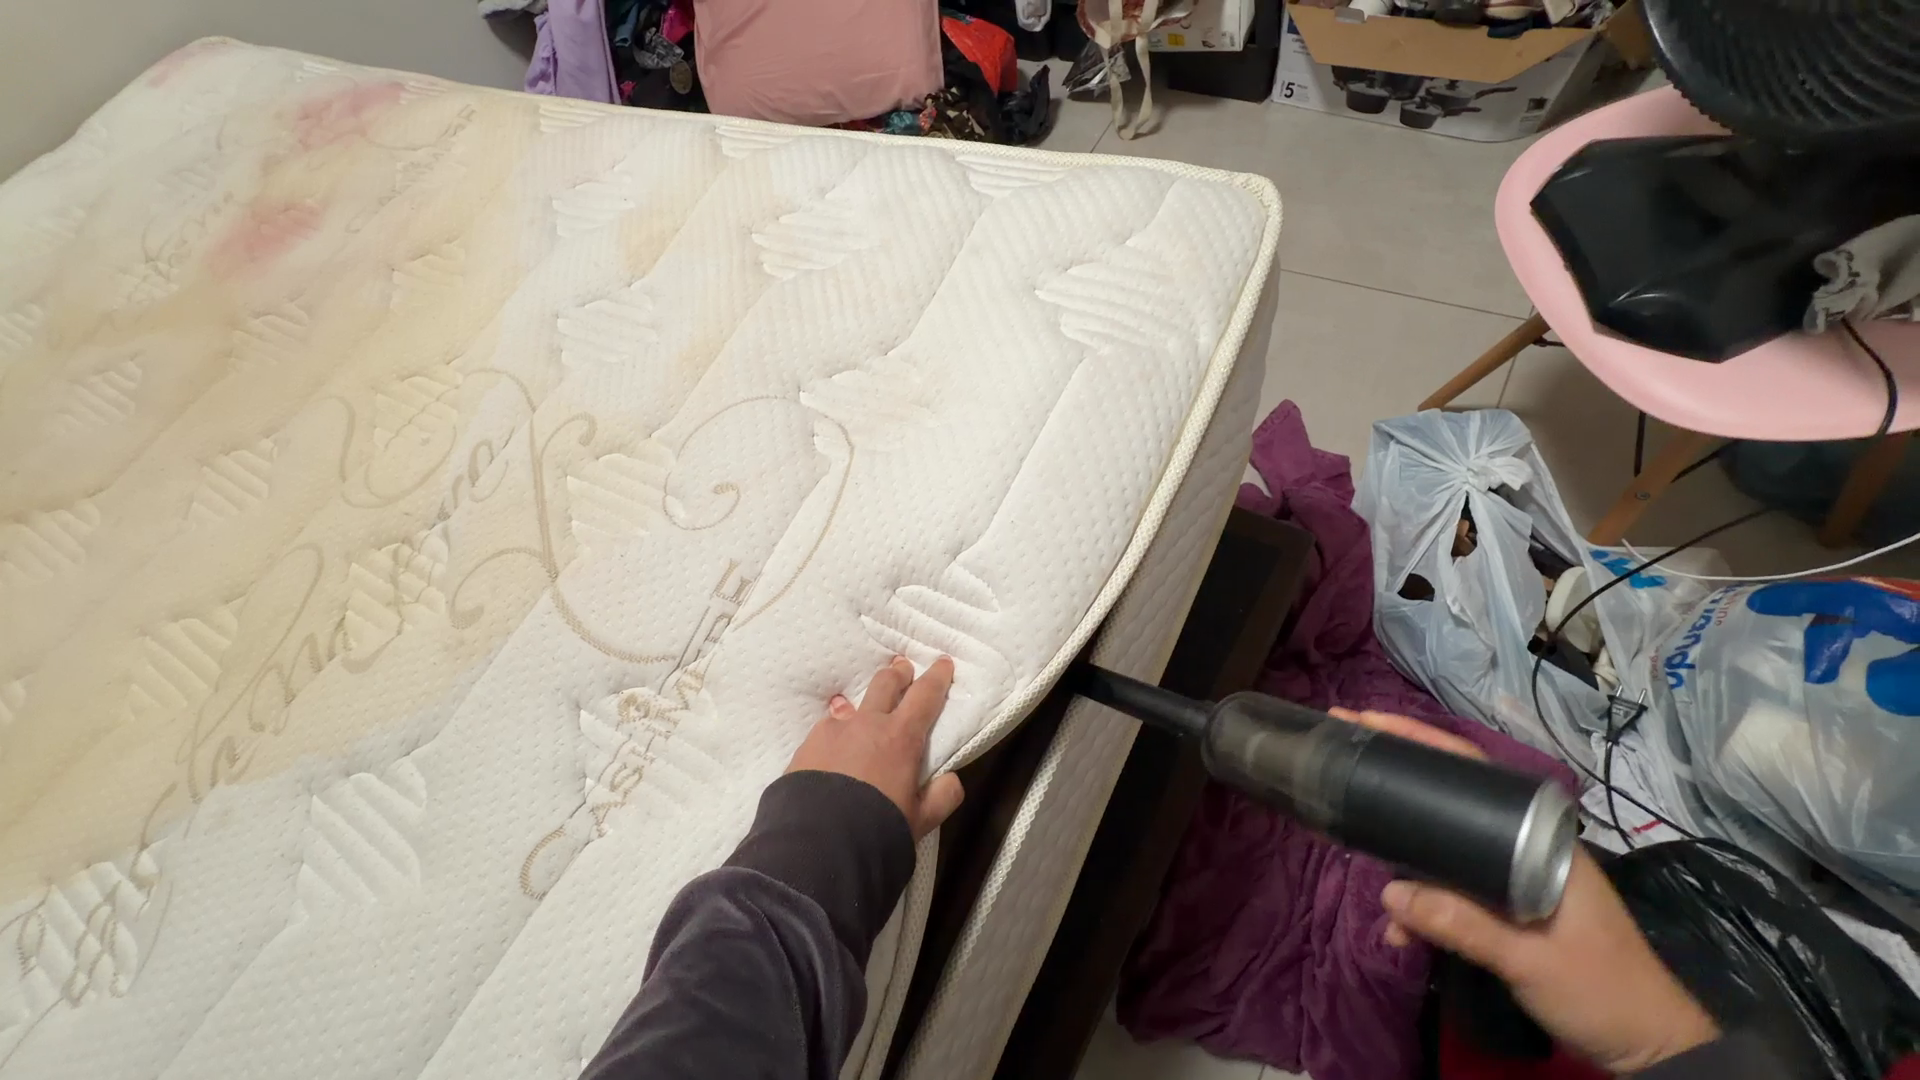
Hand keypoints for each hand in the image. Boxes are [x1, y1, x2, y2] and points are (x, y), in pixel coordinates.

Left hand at [787, 656, 964, 840]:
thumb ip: (942, 797)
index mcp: (901, 737)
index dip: (937, 676)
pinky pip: (827, 728)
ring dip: (863, 702)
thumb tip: (951, 778)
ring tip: (862, 709)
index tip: (943, 662)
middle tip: (904, 669)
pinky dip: (837, 730)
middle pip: (885, 684)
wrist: (818, 842)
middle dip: (898, 673)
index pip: (925, 696)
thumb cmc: (878, 828)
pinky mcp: (807, 745)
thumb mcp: (921, 820)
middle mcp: (868, 724)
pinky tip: (833, 744)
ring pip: (852, 704)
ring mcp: (833, 730)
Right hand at [1329, 708, 1720, 1075]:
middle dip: (1395, 782)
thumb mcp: (1530, 960)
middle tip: (1342, 759)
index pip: (1470, 769)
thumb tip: (1387, 892)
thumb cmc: (1602, 990)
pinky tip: (1399, 930)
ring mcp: (1512, 873)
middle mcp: (1523, 842)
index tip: (1366, 720)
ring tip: (1358, 859)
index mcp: (1539, 837)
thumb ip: (1460, 924)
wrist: (1653, 1051)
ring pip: (1440, 846)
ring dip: (1400, 858)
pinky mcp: (1503, 905)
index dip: (1417, 740)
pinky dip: (1420, 904)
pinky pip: (1447, 888)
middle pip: (1447, 797)